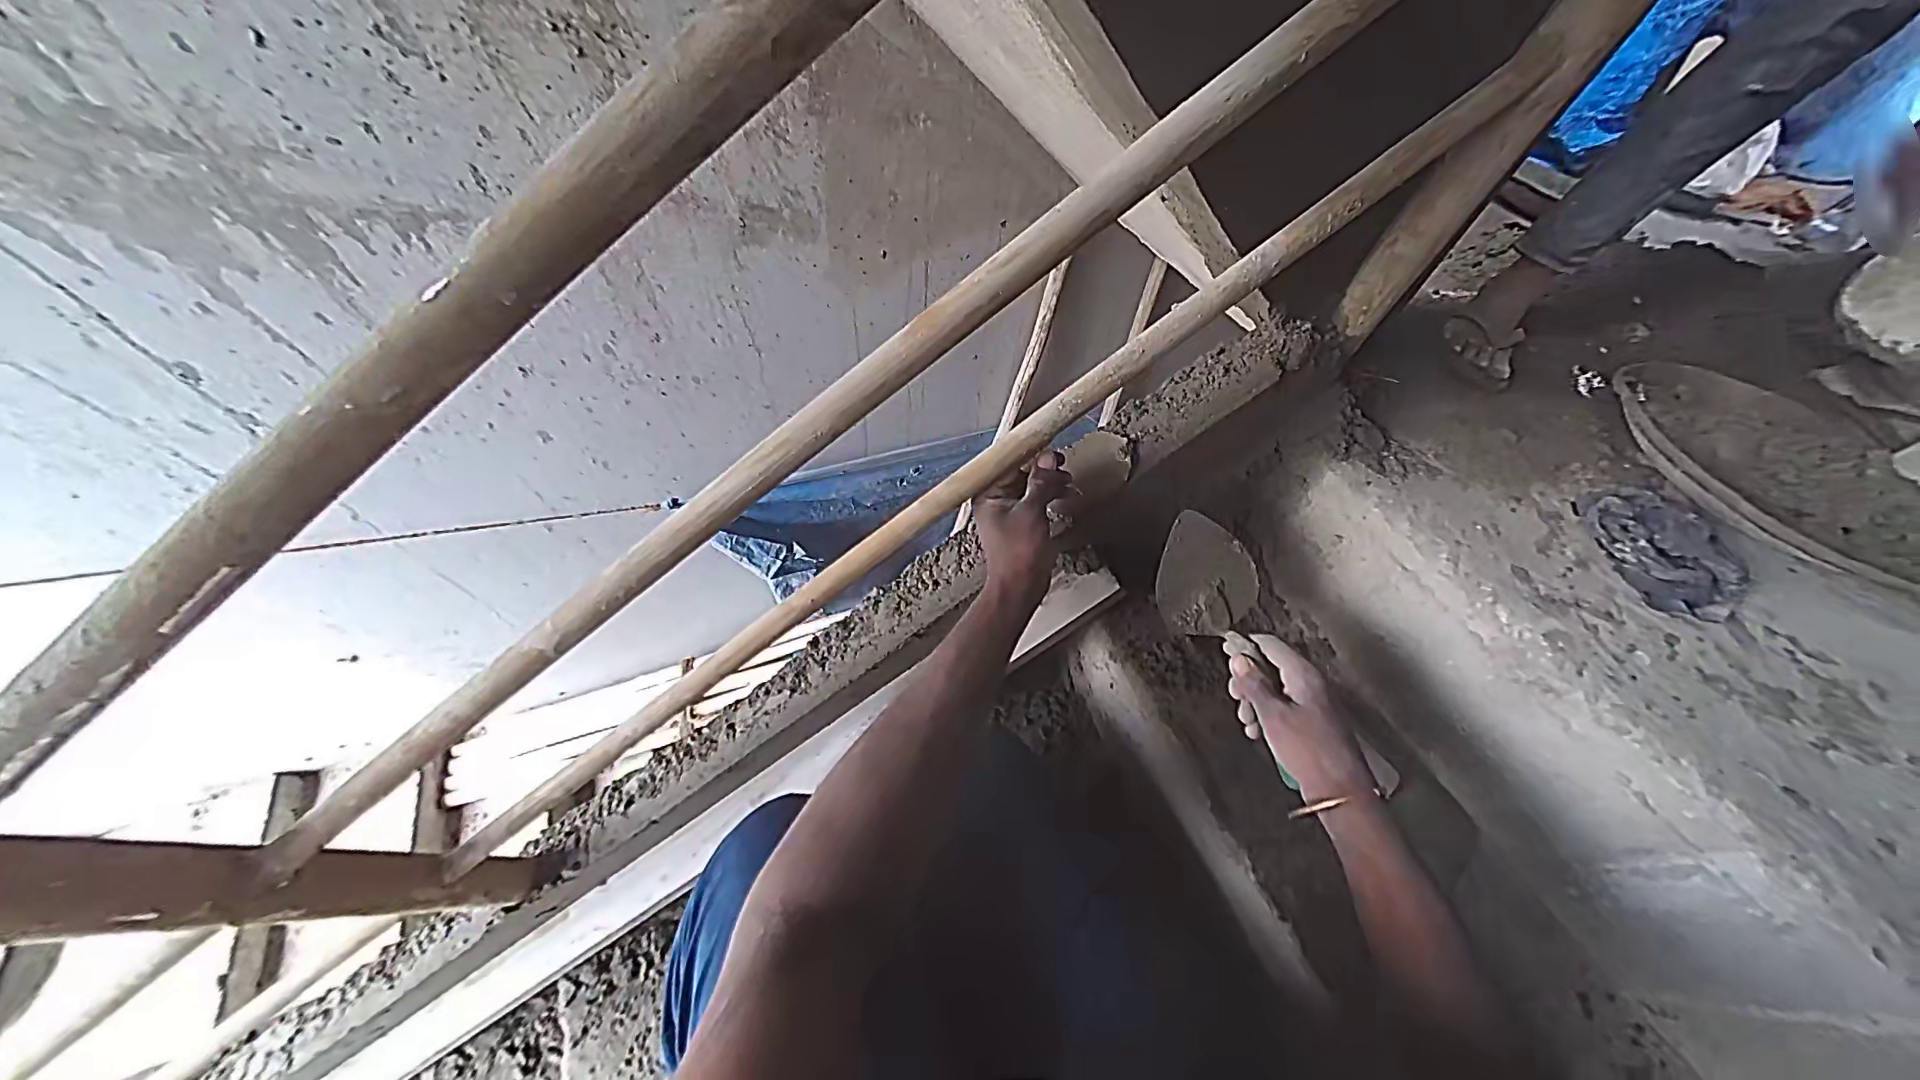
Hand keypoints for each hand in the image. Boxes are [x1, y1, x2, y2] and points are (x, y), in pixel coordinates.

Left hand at [972, 451, 1070, 602]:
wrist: (1020, 588)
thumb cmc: (1018, 555)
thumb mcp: (1031, 512)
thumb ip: (1041, 483)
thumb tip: (1049, 459)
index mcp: (987, 494)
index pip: (1008, 463)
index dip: (1030, 453)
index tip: (1049, 446)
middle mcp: (994, 499)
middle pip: (1020, 471)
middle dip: (1043, 467)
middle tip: (1061, 464)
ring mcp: (1007, 510)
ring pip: (1030, 484)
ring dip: (1049, 481)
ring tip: (1067, 481)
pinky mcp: (1020, 521)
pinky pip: (1034, 498)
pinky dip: (1049, 494)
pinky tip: (1065, 494)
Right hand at [1225, 634, 1373, 802]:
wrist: (1338, 789)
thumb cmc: (1308, 751)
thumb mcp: (1272, 715)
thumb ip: (1254, 684)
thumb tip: (1239, 659)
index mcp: (1303, 675)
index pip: (1269, 645)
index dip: (1246, 646)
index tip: (1226, 653)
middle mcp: (1310, 683)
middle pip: (1270, 667)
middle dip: (1248, 680)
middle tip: (1236, 696)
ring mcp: (1313, 702)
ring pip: (1274, 689)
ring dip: (1255, 701)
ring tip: (1247, 720)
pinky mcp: (1312, 721)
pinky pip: (1283, 707)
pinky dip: (1267, 714)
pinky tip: (1258, 731)